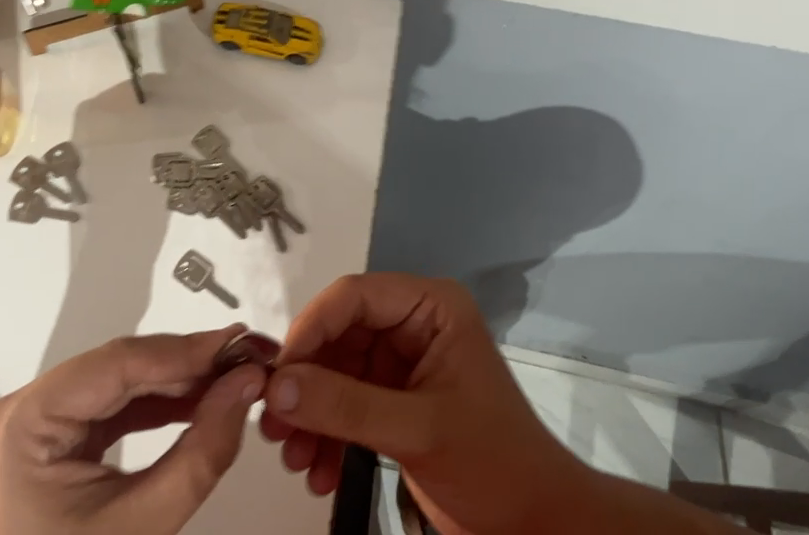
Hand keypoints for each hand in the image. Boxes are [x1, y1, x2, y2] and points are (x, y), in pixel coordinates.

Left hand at [0, 325, 266, 534]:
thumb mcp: (143, 524)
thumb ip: (201, 450)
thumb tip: (245, 383)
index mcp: (21, 424)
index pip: (115, 365)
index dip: (184, 351)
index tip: (240, 344)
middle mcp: (18, 412)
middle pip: (115, 370)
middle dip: (185, 366)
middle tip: (245, 359)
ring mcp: (30, 426)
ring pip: (116, 385)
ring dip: (176, 383)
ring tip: (230, 379)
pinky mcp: (49, 442)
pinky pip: (108, 410)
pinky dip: (155, 407)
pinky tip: (198, 402)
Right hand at [260, 274, 588, 534]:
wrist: (534, 521)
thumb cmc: (492, 462)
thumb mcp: (419, 431)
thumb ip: (346, 406)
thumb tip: (276, 387)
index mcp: (430, 307)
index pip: (353, 297)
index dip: (310, 330)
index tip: (276, 377)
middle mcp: (411, 324)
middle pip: (336, 335)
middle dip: (305, 384)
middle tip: (274, 428)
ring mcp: (401, 362)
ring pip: (333, 373)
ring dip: (310, 416)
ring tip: (296, 461)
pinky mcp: (392, 398)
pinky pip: (343, 404)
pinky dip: (326, 436)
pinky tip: (319, 473)